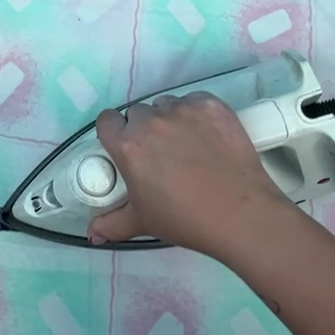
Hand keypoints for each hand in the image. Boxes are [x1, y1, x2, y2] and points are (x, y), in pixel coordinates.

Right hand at [88, 92, 295, 256]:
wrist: (241, 214)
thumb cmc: (186, 218)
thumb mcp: (143, 221)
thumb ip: (112, 223)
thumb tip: (92, 233)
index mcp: (128, 145)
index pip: (107, 121)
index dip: (115, 133)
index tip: (126, 146)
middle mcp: (151, 121)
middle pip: (138, 113)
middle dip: (144, 129)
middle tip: (160, 155)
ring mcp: (183, 109)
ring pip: (166, 105)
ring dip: (171, 120)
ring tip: (187, 147)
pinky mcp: (210, 105)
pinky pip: (195, 101)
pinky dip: (197, 114)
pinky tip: (207, 136)